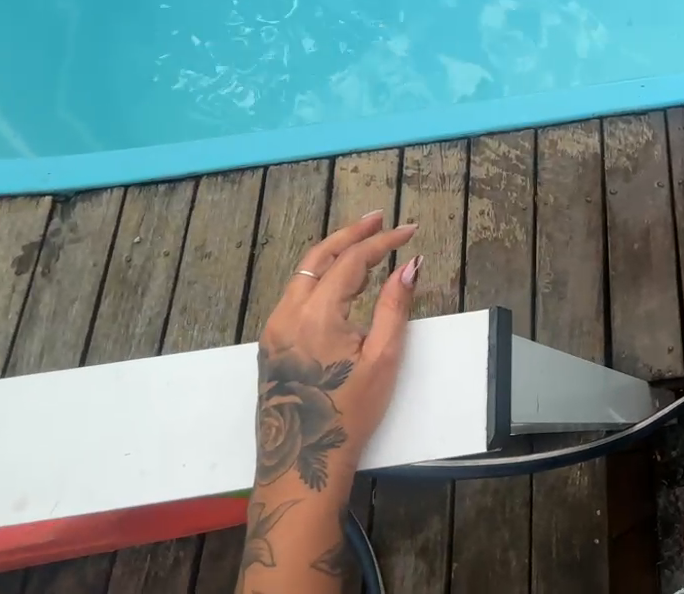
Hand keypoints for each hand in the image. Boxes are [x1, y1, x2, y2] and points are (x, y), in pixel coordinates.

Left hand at [254, 212, 419, 492]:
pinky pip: (297, 295)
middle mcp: (286, 316)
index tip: (410, 231)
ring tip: (368, 244)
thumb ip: (395, 306)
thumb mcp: (383, 358)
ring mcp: (274, 330)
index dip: (383, 242)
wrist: (301, 465)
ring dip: (336, 254)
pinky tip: (345, 281)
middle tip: (380, 218)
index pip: (351, 262)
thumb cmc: (350, 413)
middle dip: (351, 234)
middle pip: (318, 258)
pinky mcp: (272, 344)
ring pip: (304, 275)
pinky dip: (324, 277)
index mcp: (315, 317)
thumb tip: (411, 264)